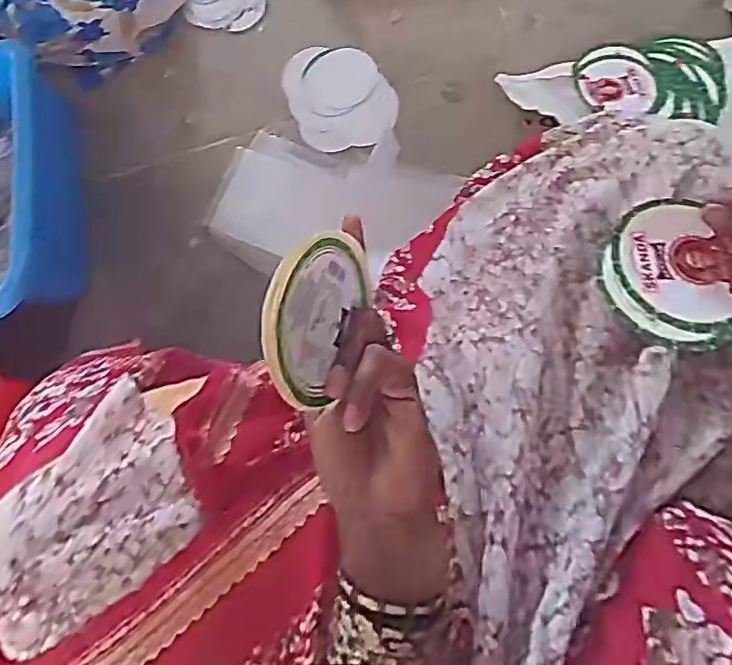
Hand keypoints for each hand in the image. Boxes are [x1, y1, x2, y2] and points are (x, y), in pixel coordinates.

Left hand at [310, 216, 450, 604]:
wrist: (374, 510)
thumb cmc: (342, 465)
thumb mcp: (317, 414)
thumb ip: (320, 368)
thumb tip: (330, 334)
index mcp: (344, 359)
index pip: (346, 304)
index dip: (348, 262)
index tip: (350, 221)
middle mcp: (371, 356)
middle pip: (360, 313)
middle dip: (345, 330)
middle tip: (331, 379)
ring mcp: (395, 368)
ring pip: (371, 335)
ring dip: (349, 367)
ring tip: (338, 404)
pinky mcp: (414, 383)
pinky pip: (387, 364)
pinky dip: (366, 386)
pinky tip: (356, 416)